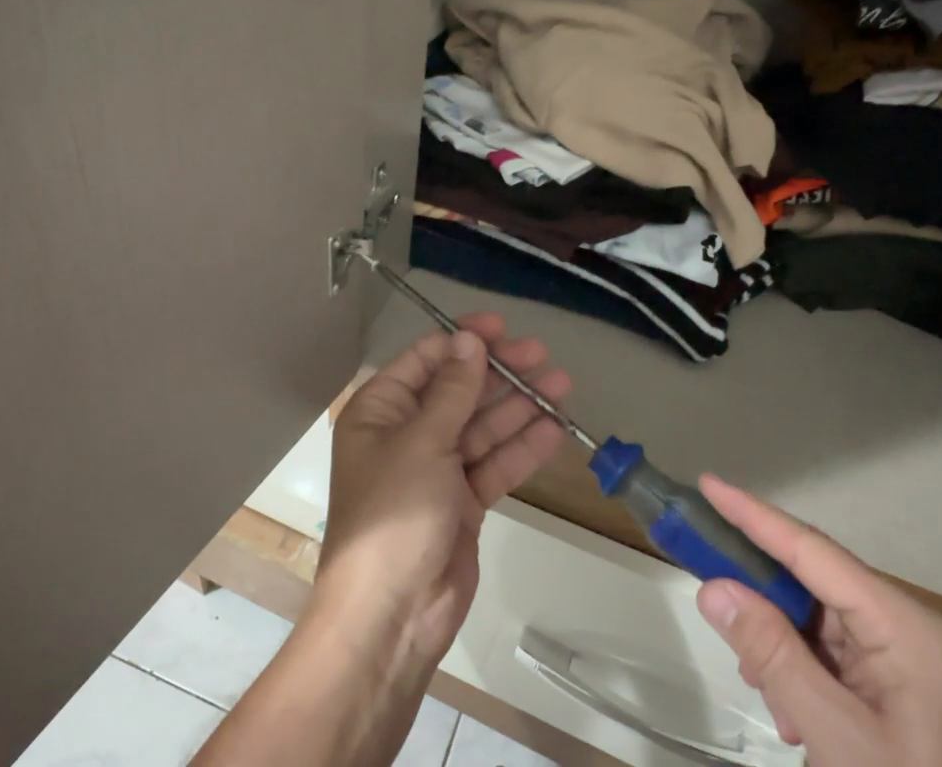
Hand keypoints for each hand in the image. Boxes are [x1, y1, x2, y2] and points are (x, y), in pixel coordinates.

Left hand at [314, 313, 571, 663]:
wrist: (393, 613)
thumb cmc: (395, 516)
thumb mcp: (421, 443)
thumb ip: (452, 391)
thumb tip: (467, 340)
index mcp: (379, 413)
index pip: (424, 362)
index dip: (463, 342)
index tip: (503, 329)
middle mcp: (405, 435)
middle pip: (458, 392)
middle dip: (499, 374)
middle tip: (543, 356)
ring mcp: (435, 471)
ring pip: (481, 428)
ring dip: (519, 408)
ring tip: (562, 385)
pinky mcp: (462, 503)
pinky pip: (493, 464)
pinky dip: (521, 448)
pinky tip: (553, 429)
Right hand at [693, 476, 941, 766]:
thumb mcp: (836, 734)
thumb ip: (774, 656)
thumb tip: (716, 589)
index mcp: (907, 629)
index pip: (815, 553)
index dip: (756, 516)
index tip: (710, 484)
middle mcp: (915, 632)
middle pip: (818, 590)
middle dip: (765, 607)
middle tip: (714, 607)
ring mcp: (917, 663)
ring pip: (825, 630)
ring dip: (786, 658)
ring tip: (779, 708)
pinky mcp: (912, 692)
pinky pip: (843, 662)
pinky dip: (809, 681)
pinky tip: (799, 720)